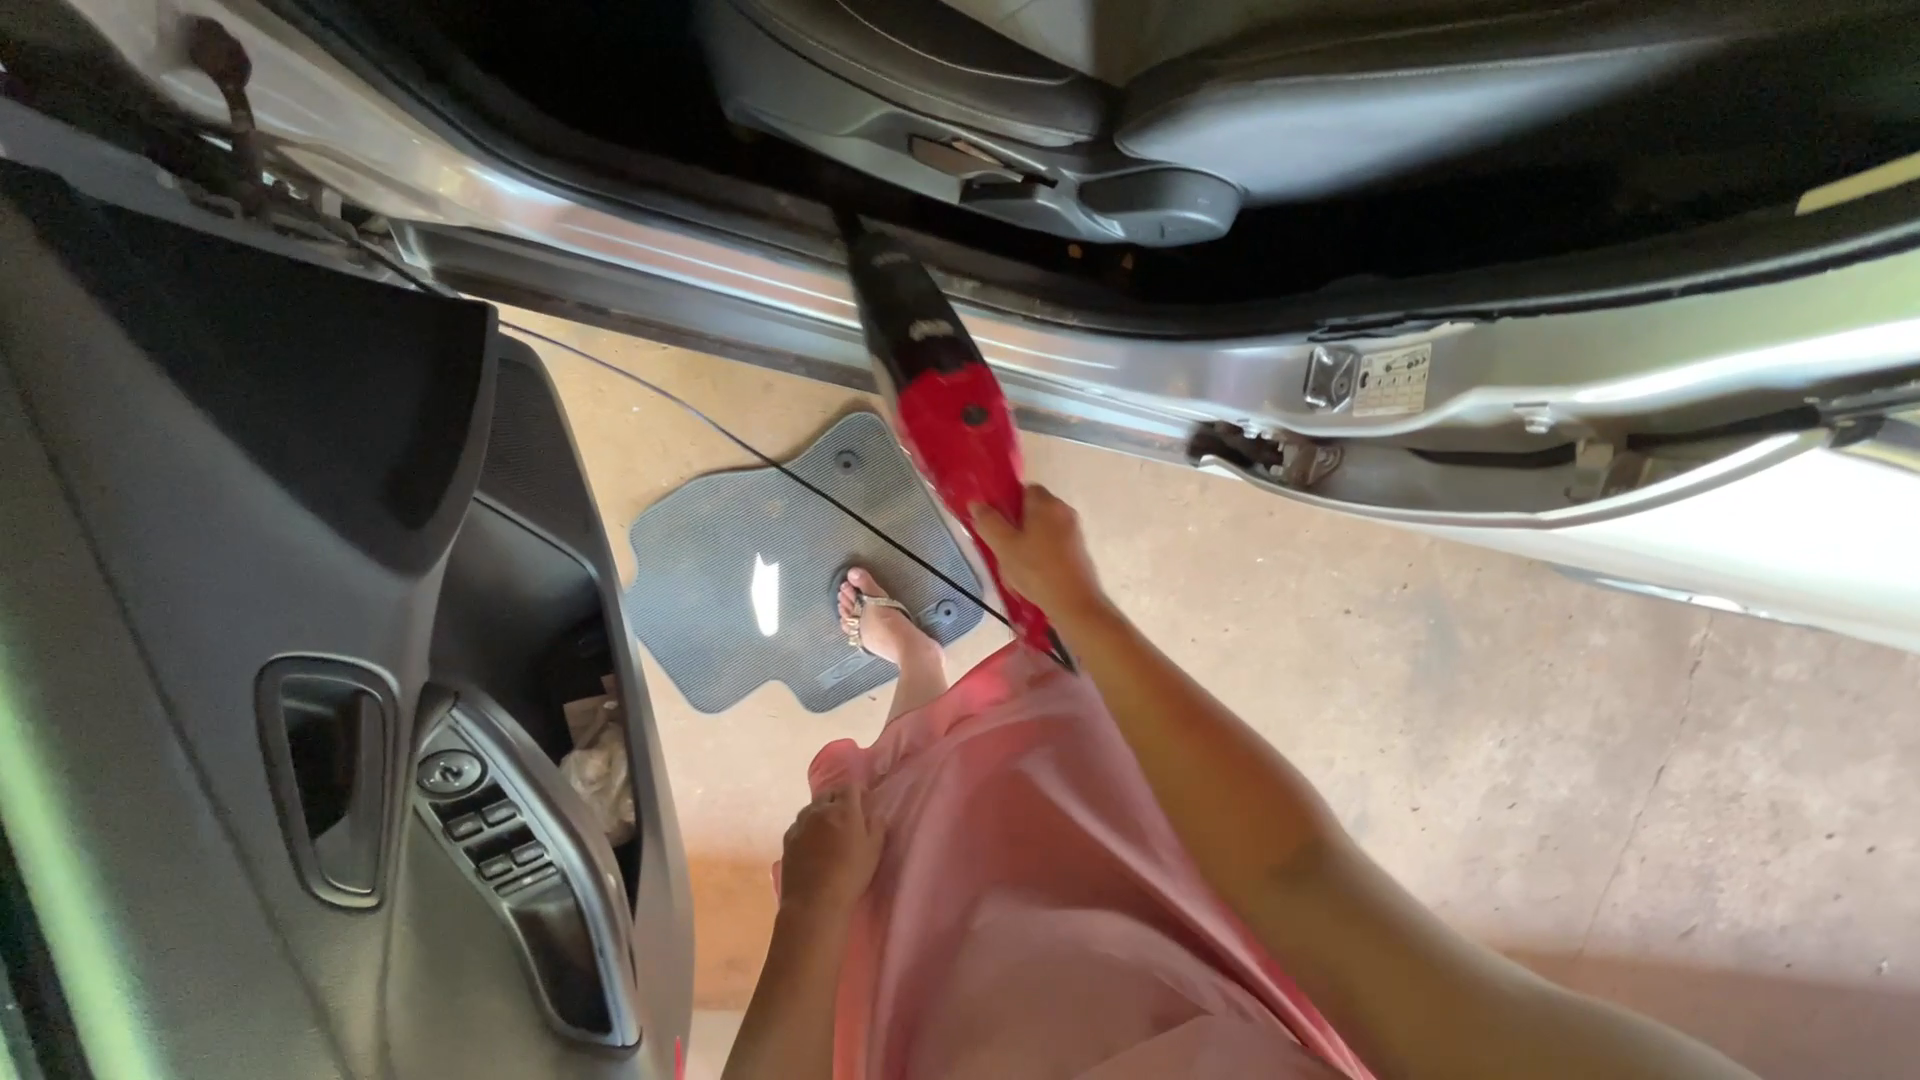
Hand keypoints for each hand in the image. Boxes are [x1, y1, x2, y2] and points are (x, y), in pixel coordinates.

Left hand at [779, 785, 883, 917]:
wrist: (814, 901)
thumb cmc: (850, 875)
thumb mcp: (874, 851)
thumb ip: (877, 827)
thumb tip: (875, 814)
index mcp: (844, 810)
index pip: (850, 787)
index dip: (859, 790)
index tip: (865, 800)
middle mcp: (819, 810)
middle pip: (829, 793)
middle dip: (839, 798)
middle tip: (847, 813)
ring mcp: (800, 824)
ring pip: (812, 808)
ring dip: (822, 811)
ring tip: (828, 826)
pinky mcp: (787, 839)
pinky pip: (799, 824)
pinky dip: (807, 826)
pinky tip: (811, 840)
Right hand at [970, 485, 1110, 620]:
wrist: (1074, 602)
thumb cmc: (1036, 570)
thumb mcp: (1004, 546)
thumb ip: (988, 522)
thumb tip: (976, 503)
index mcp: (1046, 503)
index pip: (1024, 489)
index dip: (1008, 502)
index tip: (996, 523)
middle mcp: (1064, 511)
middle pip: (1034, 509)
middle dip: (1016, 524)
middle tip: (1002, 545)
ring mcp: (1074, 531)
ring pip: (1043, 528)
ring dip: (1028, 541)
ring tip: (1015, 564)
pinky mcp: (1079, 550)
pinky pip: (1054, 543)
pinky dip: (1042, 552)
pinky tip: (1033, 573)